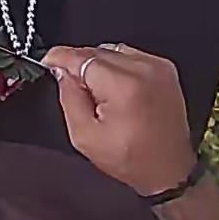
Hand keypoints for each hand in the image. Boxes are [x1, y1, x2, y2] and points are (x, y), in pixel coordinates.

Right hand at [42, 44, 195, 196]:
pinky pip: (129, 55)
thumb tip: (61, 72)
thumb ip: (69, 98)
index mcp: (123, 86)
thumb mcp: (85, 136)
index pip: (82, 58)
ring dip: (97, 64)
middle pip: (96, 51)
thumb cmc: (131, 159)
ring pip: (112, 50)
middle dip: (78, 64)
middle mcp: (143, 70)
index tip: (48, 60)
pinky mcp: (164, 68)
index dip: (60, 57)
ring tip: (97, 92)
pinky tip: (115, 88)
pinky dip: (116, 65)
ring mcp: (157, 66)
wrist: (169, 169)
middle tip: (70, 85)